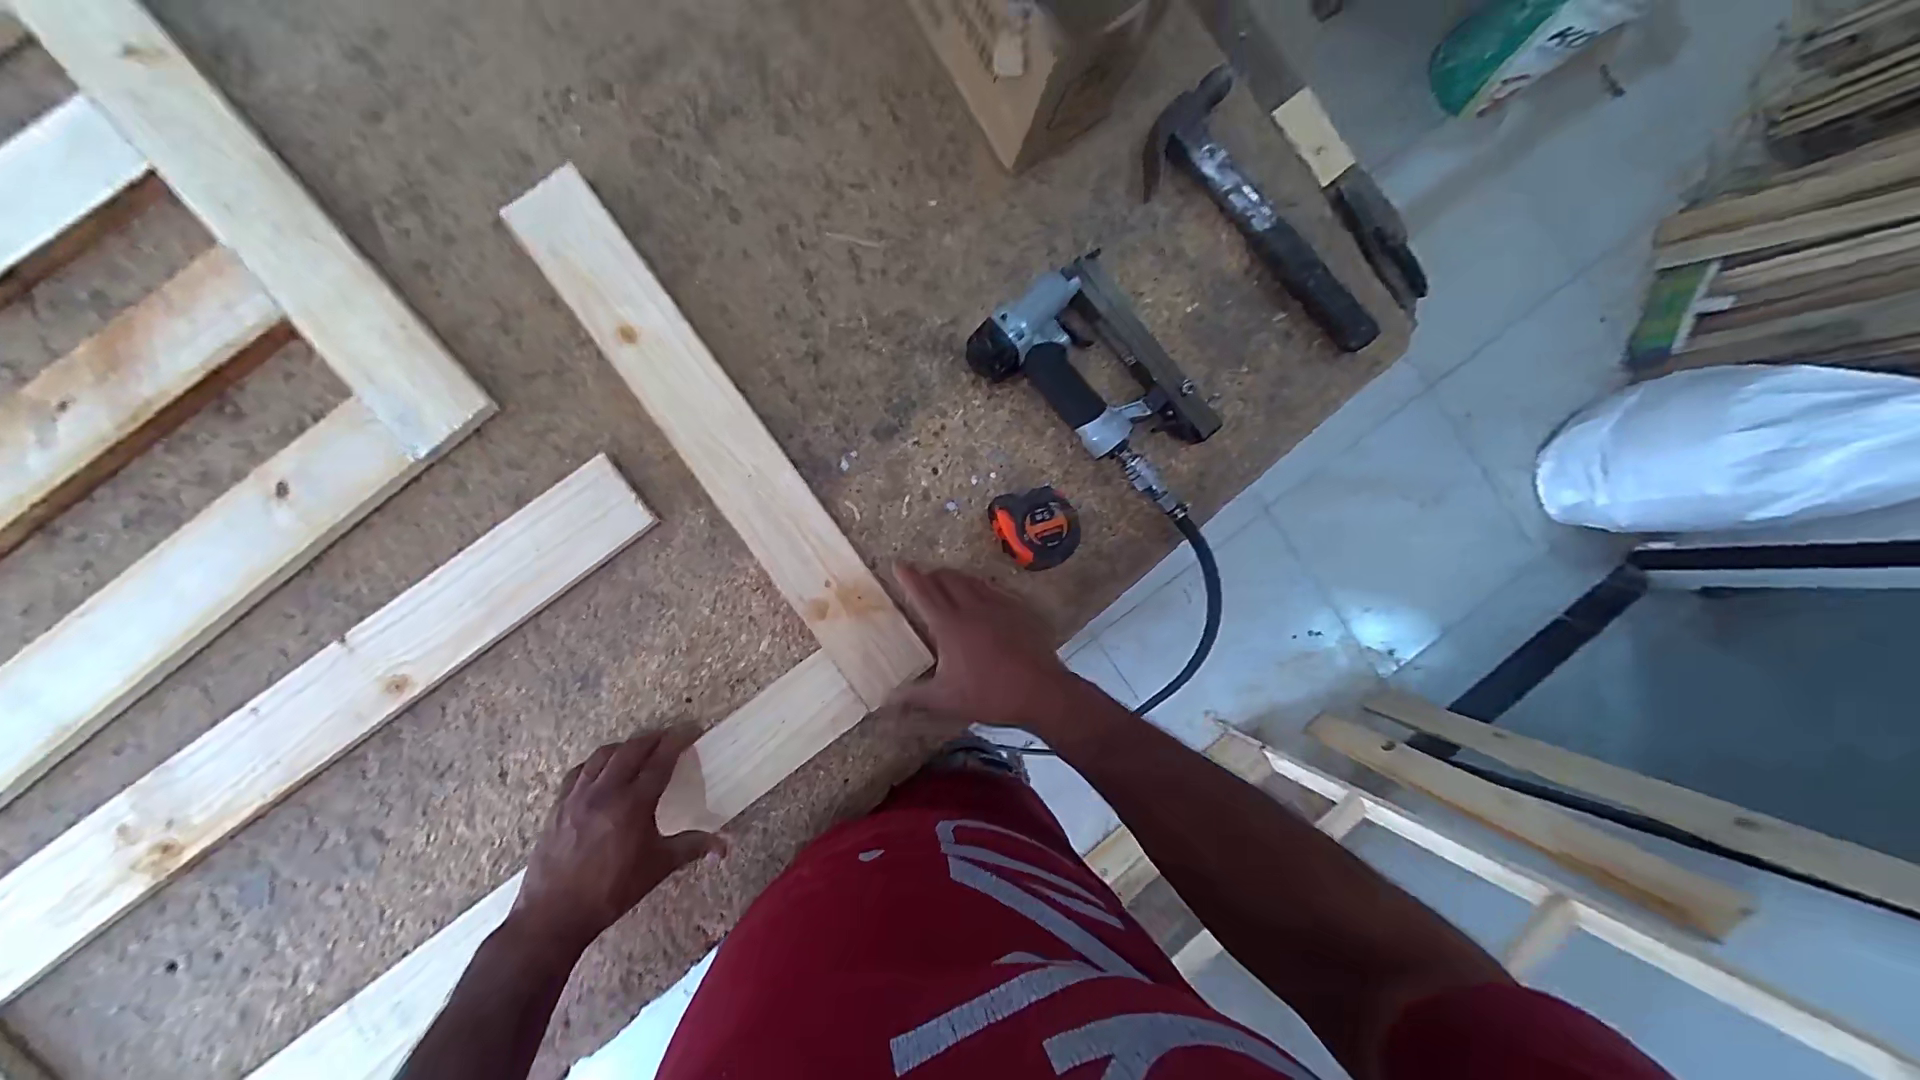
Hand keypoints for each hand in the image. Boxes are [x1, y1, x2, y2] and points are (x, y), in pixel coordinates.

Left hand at [510, 728, 717, 953]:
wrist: (553, 915)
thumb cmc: (611, 891)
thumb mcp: (658, 867)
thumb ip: (692, 848)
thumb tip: (724, 848)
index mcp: (634, 804)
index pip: (661, 760)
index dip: (678, 740)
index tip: (691, 729)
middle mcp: (606, 792)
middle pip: (632, 749)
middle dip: (654, 738)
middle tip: (669, 737)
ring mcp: (578, 797)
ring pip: (604, 755)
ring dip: (625, 746)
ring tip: (638, 749)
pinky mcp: (558, 806)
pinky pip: (579, 771)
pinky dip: (596, 763)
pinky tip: (602, 770)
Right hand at [889, 563, 1091, 734]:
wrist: (1041, 690)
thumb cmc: (989, 694)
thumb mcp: (946, 700)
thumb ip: (914, 697)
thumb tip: (886, 701)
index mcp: (949, 625)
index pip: (923, 593)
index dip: (908, 578)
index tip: (898, 565)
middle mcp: (971, 607)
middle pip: (946, 580)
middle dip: (930, 575)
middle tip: (921, 578)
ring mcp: (997, 605)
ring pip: (970, 581)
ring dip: (954, 577)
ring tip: (946, 581)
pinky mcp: (1017, 610)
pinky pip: (992, 589)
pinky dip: (978, 586)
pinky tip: (980, 594)